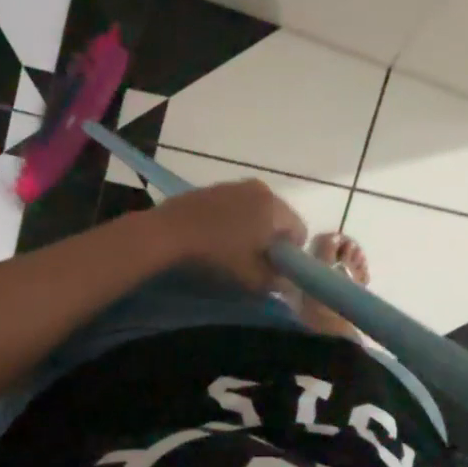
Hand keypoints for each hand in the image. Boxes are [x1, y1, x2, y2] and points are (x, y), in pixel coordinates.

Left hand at [147, 179, 307, 289]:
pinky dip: (232, 218)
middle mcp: (261, 189)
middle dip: (271, 239)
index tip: (273, 269)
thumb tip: (285, 281)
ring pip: (256, 210)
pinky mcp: (214, 186)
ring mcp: (235, 185)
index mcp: (276, 208)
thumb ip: (275, 281)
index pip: (299, 232)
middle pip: (278, 218)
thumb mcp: (251, 279)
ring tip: (232, 247)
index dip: (290, 255)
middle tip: (253, 260)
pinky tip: (215, 234)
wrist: (168, 232)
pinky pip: (235, 205)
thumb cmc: (216, 255)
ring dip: (251, 228)